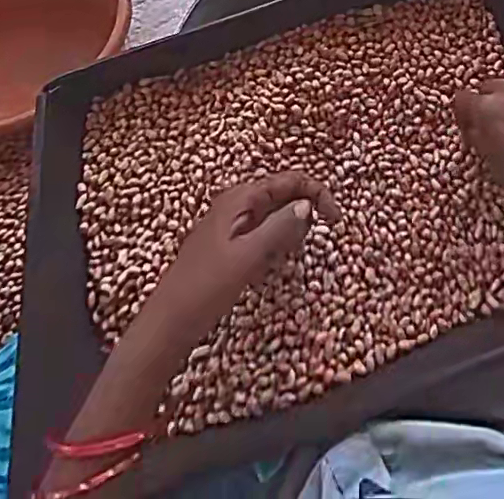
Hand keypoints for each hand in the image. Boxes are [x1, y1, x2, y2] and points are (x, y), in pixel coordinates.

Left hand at [138, 172, 340, 345]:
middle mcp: (237, 205)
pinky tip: (269, 267)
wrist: (168, 323)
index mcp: (240, 199)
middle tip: (310, 241)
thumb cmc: (206, 287)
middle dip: (303, 212)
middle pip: (283, 195)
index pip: (289, 180)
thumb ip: (279, 227)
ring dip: (289, 231)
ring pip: (274, 216)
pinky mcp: (230, 246)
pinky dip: (275, 245)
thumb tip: (306, 205)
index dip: (316, 193)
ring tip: (285, 256)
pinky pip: (263, 235)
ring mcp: (232, 225)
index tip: (335, 220)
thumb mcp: (249, 256)